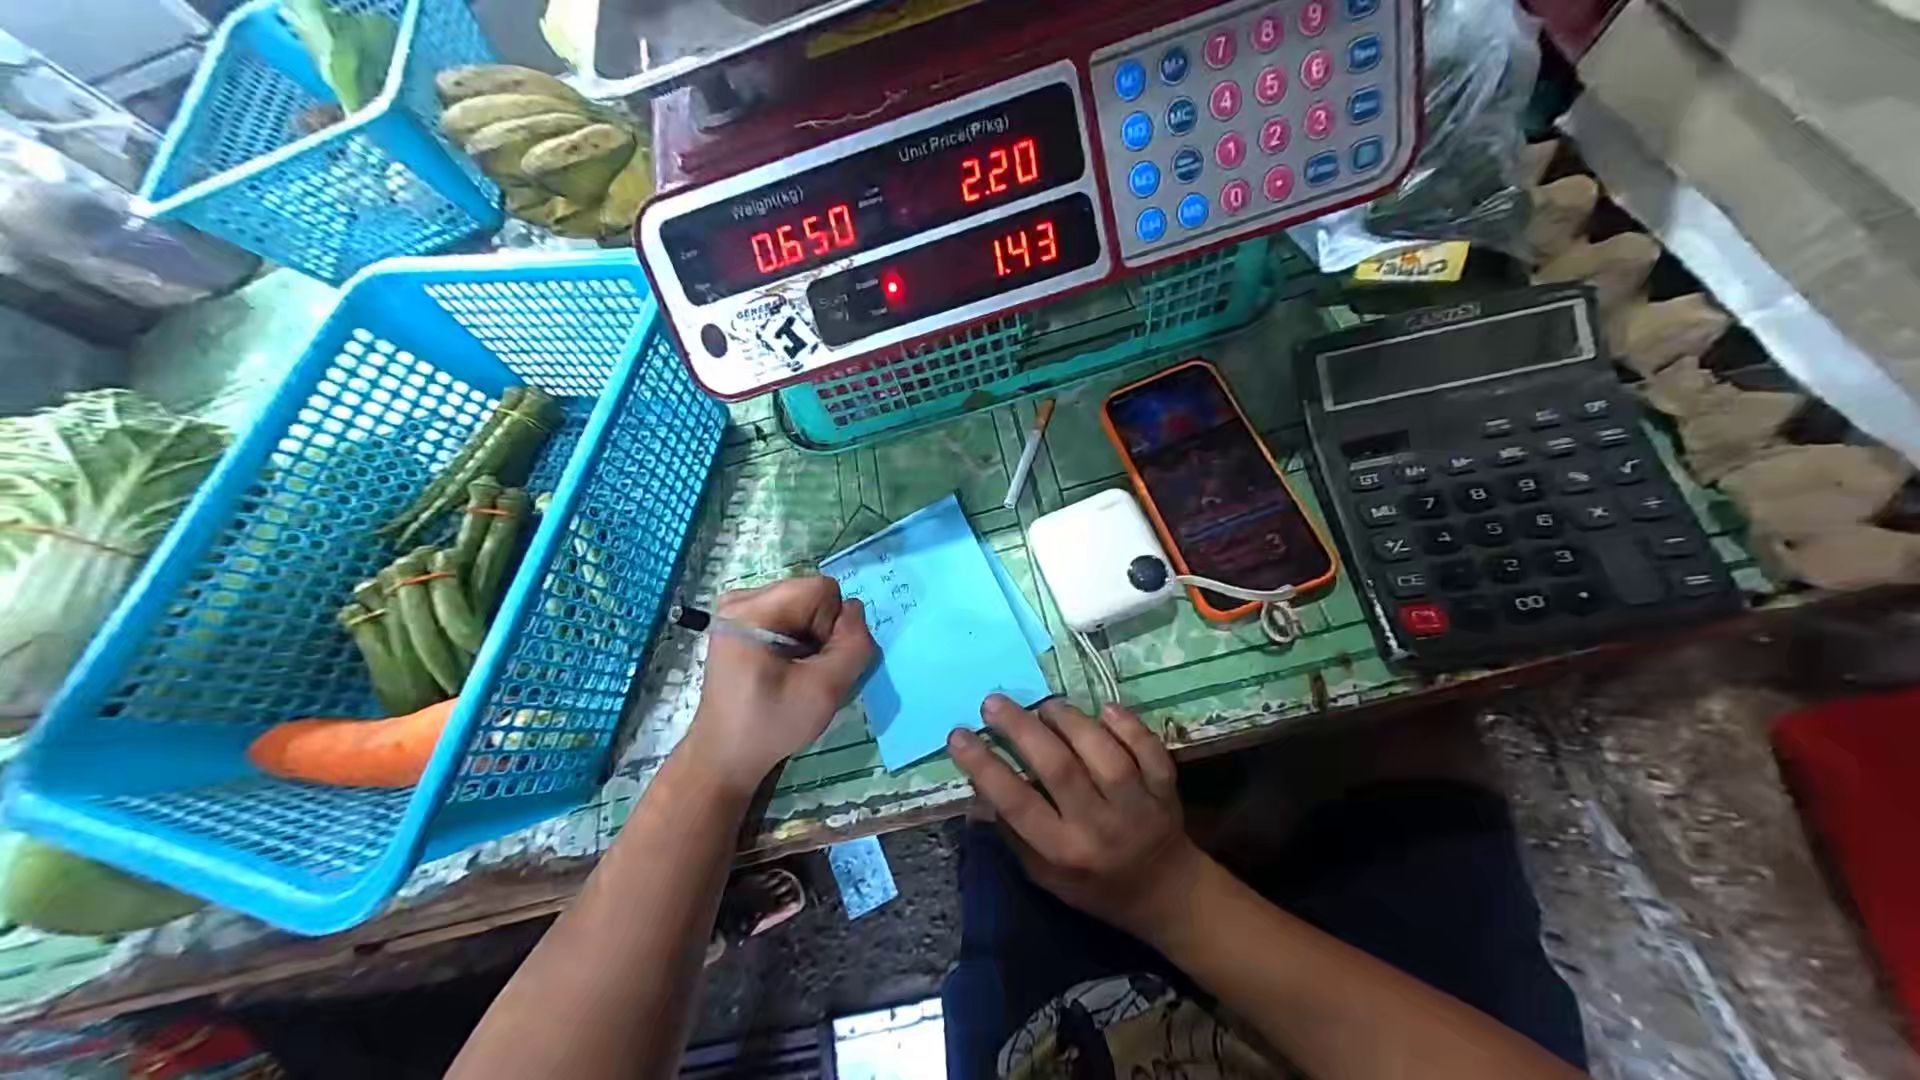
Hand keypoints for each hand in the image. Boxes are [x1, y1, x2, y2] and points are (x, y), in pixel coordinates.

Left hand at [685, 576, 874, 794]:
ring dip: (812, 634)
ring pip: (805, 602)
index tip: (815, 662)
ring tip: (794, 670)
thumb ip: (853, 645)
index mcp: (752, 611)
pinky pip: (791, 611)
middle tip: (806, 670)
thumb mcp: (825, 691)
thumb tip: (855, 610)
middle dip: (822, 629)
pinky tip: (784, 665)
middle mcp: (741, 598)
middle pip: (812, 593)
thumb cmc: (770, 725)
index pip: (822, 589)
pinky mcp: (741, 618)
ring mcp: (738, 606)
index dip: (832, 624)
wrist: (726, 754)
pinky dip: (798, 636)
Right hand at [947, 695, 1209, 941]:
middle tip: (994, 702)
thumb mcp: (1043, 873)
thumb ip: (1012, 831)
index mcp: (1063, 852)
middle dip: (1021, 728)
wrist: (1165, 893)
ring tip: (1045, 705)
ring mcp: (1137, 805)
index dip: (984, 765)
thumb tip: (978, 784)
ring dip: (1070, 721)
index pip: (1016, 802)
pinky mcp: (1165, 788)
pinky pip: (1148, 750)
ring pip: (1103, 753)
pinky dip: (1128, 726)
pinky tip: (1105, 708)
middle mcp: (1099, 826)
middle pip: (1058, 767)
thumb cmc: (1093, 883)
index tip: (958, 734)